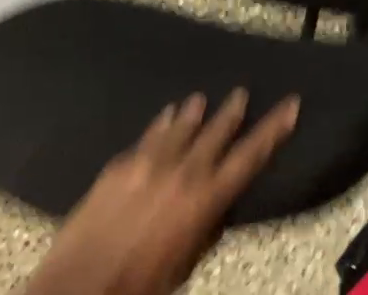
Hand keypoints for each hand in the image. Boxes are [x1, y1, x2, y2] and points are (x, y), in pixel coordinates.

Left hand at [24, 90, 299, 294]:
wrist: (77, 288)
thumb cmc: (141, 285)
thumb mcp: (186, 264)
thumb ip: (205, 227)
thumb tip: (216, 207)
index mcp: (204, 199)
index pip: (250, 156)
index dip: (274, 129)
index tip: (291, 104)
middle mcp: (181, 173)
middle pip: (215, 132)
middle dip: (232, 112)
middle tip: (242, 92)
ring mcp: (146, 166)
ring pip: (178, 128)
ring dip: (192, 114)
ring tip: (200, 99)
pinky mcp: (117, 169)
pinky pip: (146, 138)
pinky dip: (160, 125)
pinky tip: (164, 116)